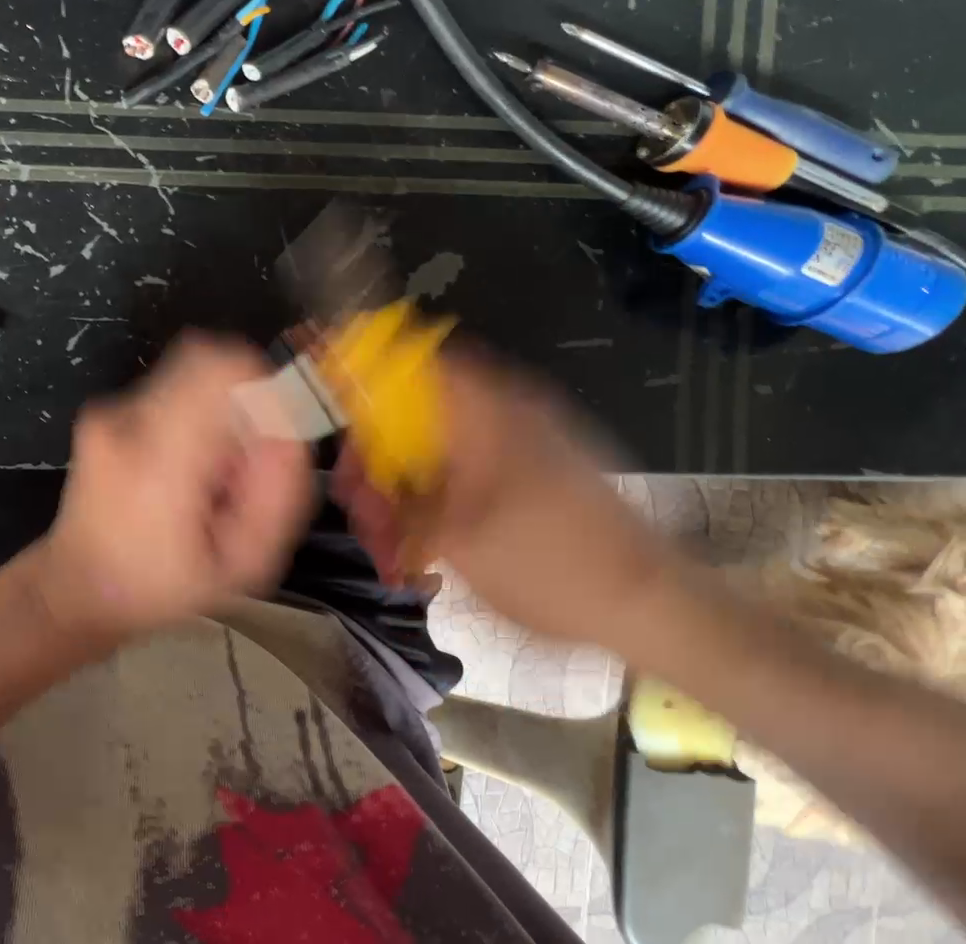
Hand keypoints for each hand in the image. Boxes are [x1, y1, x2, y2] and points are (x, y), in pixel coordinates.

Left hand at [36, 333, 315, 644]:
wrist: (74, 587)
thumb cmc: (158, 586)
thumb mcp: (242, 563)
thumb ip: (278, 491)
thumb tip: (289, 428)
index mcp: (160, 458)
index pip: (219, 367)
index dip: (260, 384)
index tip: (268, 430)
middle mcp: (126, 419)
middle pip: (207, 362)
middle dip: (240, 404)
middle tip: (236, 465)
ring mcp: (107, 413)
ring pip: (187, 377)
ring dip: (213, 416)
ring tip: (204, 478)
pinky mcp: (101, 414)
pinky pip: (164, 395)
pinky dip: (186, 423)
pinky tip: (178, 473)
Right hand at [334, 350, 690, 649]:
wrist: (651, 608)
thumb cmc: (551, 566)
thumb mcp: (457, 534)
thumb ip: (398, 485)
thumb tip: (353, 445)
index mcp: (487, 413)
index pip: (407, 359)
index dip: (356, 361)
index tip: (317, 380)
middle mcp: (500, 416)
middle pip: (410, 411)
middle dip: (371, 457)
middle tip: (356, 505)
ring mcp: (514, 447)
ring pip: (428, 449)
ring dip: (395, 493)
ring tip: (386, 546)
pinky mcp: (523, 477)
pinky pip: (456, 475)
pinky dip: (428, 505)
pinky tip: (416, 550)